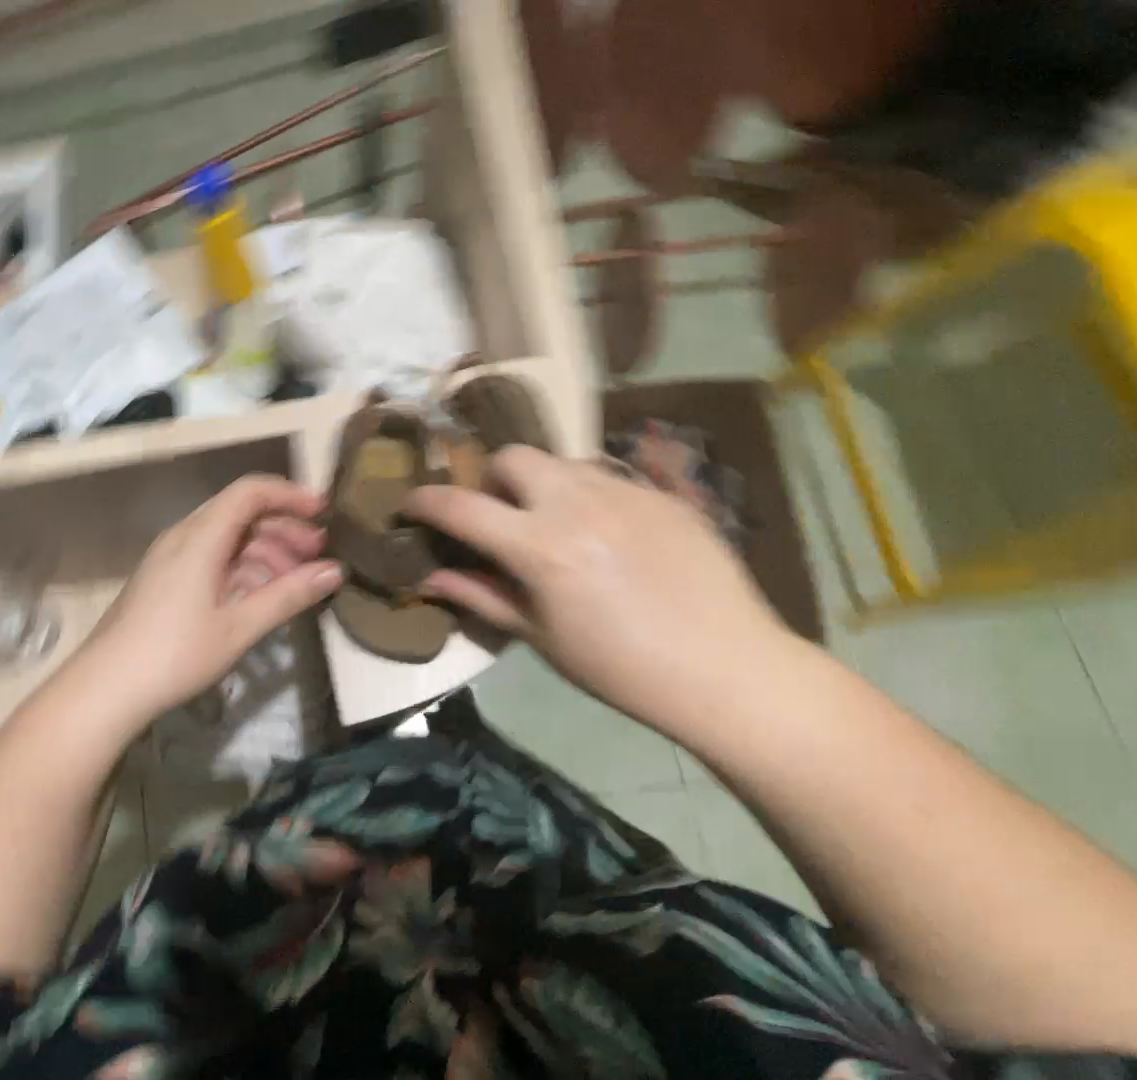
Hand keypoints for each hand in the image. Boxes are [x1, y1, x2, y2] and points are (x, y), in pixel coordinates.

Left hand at [68, 474, 341, 723]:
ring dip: (265, 552)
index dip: (290, 495)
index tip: (325, 512)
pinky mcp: (164, 581)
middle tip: (319, 555)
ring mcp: (170, 559)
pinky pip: (210, 560)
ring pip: (226, 540)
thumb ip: (288, 596)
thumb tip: (334, 571)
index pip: (250, 492)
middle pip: (240, 514)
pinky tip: (262, 597)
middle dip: (283, 528)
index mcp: (200, 537)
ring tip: (297, 582)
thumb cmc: (175, 654)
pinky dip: (241, 570)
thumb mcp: (238, 627)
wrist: (106, 687)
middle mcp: (183, 537)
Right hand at [402, 446, 795, 729]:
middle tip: (499, 518)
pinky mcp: (665, 496)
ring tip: (556, 527)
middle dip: (492, 480)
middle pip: (514, 457)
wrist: (726, 669)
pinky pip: (610, 478)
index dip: (425, 501)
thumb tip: (430, 576)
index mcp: (541, 546)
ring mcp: (628, 493)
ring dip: (542, 485)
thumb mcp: (540, 636)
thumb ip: (481, 596)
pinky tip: (607, 538)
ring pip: (564, 462)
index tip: (410, 505)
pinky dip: (588, 497)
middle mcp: (579, 504)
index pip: (461, 506)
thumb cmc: (619, 667)